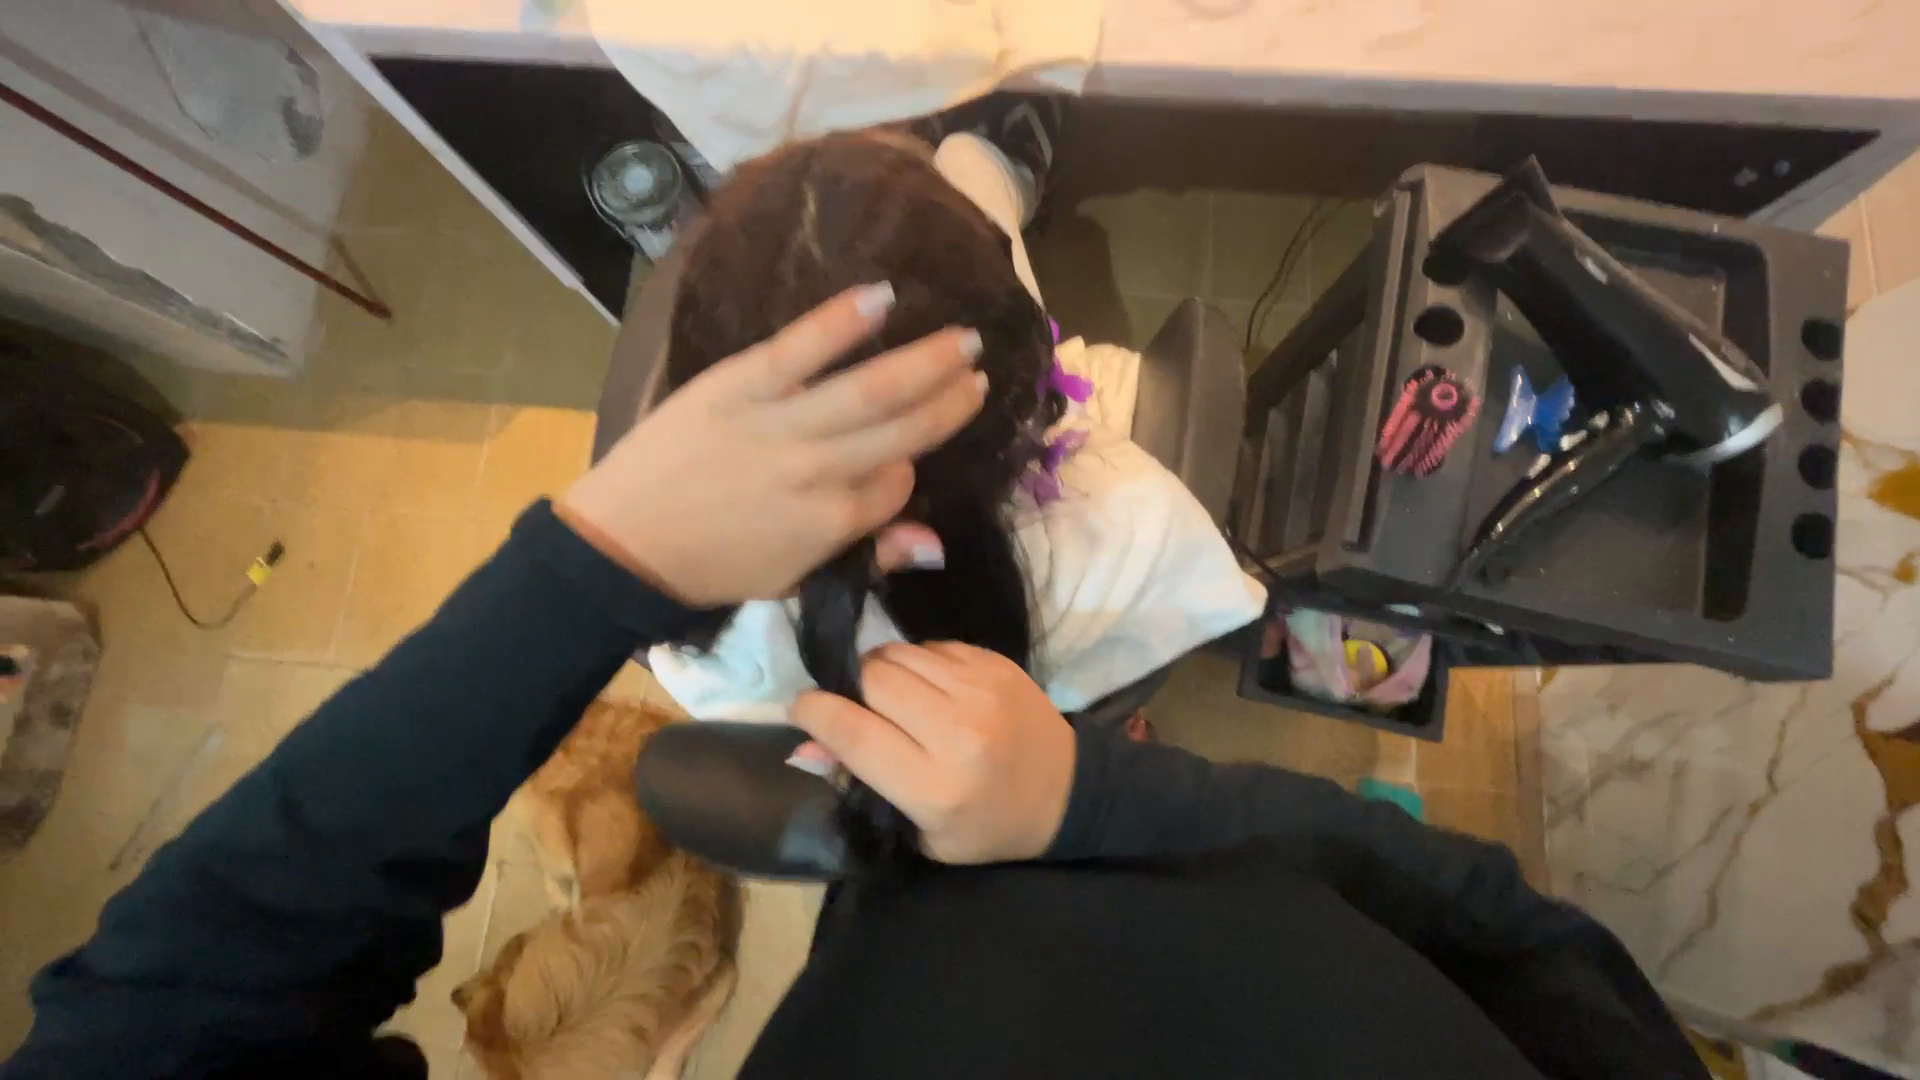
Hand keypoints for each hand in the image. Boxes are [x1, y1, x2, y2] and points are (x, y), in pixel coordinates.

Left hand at [560, 282, 983, 605]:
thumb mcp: (797, 578)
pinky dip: (842, 321)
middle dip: (948, 402)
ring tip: (963, 339)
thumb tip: (936, 545)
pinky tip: (882, 297)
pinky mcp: (739, 386)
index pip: (898, 486)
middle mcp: (820, 471)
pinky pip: (800, 349)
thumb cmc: (715, 566)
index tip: (903, 458)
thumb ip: (870, 556)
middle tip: (979, 370)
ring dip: (924, 362)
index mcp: (835, 523)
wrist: (626, 542)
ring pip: (869, 390)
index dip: (908, 470)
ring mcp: (781, 424)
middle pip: (902, 431)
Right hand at [789, 642, 1074, 863]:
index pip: (856, 733)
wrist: (1065, 790)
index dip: (816, 712)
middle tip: (857, 703)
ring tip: (894, 695)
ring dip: (882, 670)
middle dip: (851, 686)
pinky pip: (932, 646)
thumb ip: (863, 786)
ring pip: (899, 653)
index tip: (801, 706)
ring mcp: (980, 689)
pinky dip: (918, 662)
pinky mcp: (995, 663)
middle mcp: (956, 730)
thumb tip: (806, 744)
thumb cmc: (987, 826)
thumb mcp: (922, 832)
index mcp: (935, 786)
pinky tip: (930, 687)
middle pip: (873, 679)